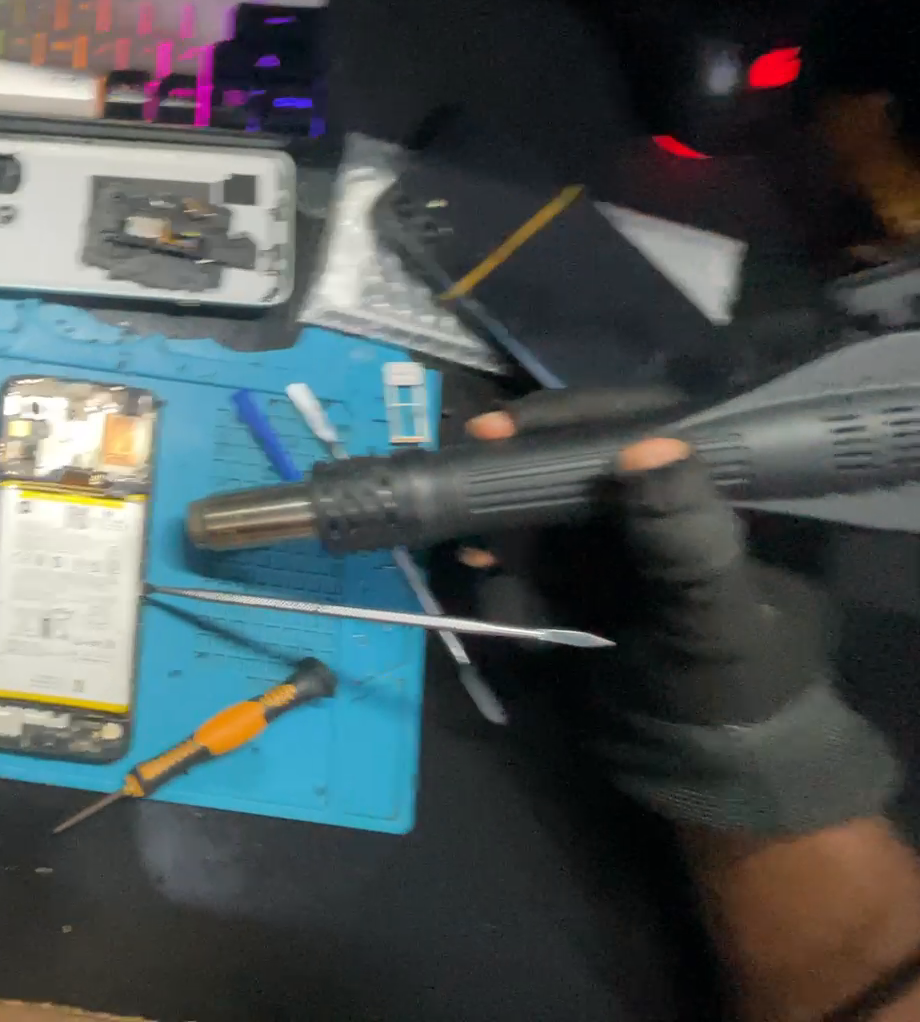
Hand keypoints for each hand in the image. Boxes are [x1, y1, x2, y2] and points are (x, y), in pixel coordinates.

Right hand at [464, 392, 898, 834]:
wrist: (688, 770)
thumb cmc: (728, 692)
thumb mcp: (715, 617)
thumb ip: (687, 538)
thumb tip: (648, 447)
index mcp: (714, 503)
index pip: (642, 427)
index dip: (567, 417)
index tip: (496, 429)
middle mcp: (649, 514)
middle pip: (563, 466)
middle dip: (509, 487)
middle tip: (460, 492)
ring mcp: (599, 549)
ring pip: (524, 514)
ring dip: (493, 538)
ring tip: (478, 562)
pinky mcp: (561, 581)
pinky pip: (510, 561)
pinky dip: (493, 576)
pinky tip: (493, 592)